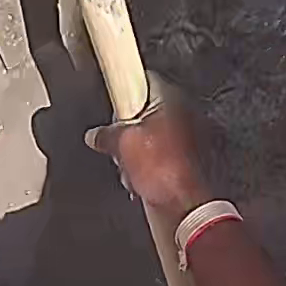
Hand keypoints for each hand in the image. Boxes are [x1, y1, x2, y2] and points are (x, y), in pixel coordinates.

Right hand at [84, 72, 213, 215]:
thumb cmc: (165, 170)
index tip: (112, 102)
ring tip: (131, 169)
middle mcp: (184, 114)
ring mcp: (189, 137)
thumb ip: (105, 135)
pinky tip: (141, 180)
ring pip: (150, 138)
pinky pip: (159, 156)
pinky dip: (148, 167)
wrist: (186, 205)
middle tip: (119, 145)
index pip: (142, 80)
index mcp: (171, 99)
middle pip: (143, 113)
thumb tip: (96, 135)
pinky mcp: (188, 160)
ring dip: (135, 154)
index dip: (122, 91)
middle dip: (126, 132)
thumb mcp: (122, 144)